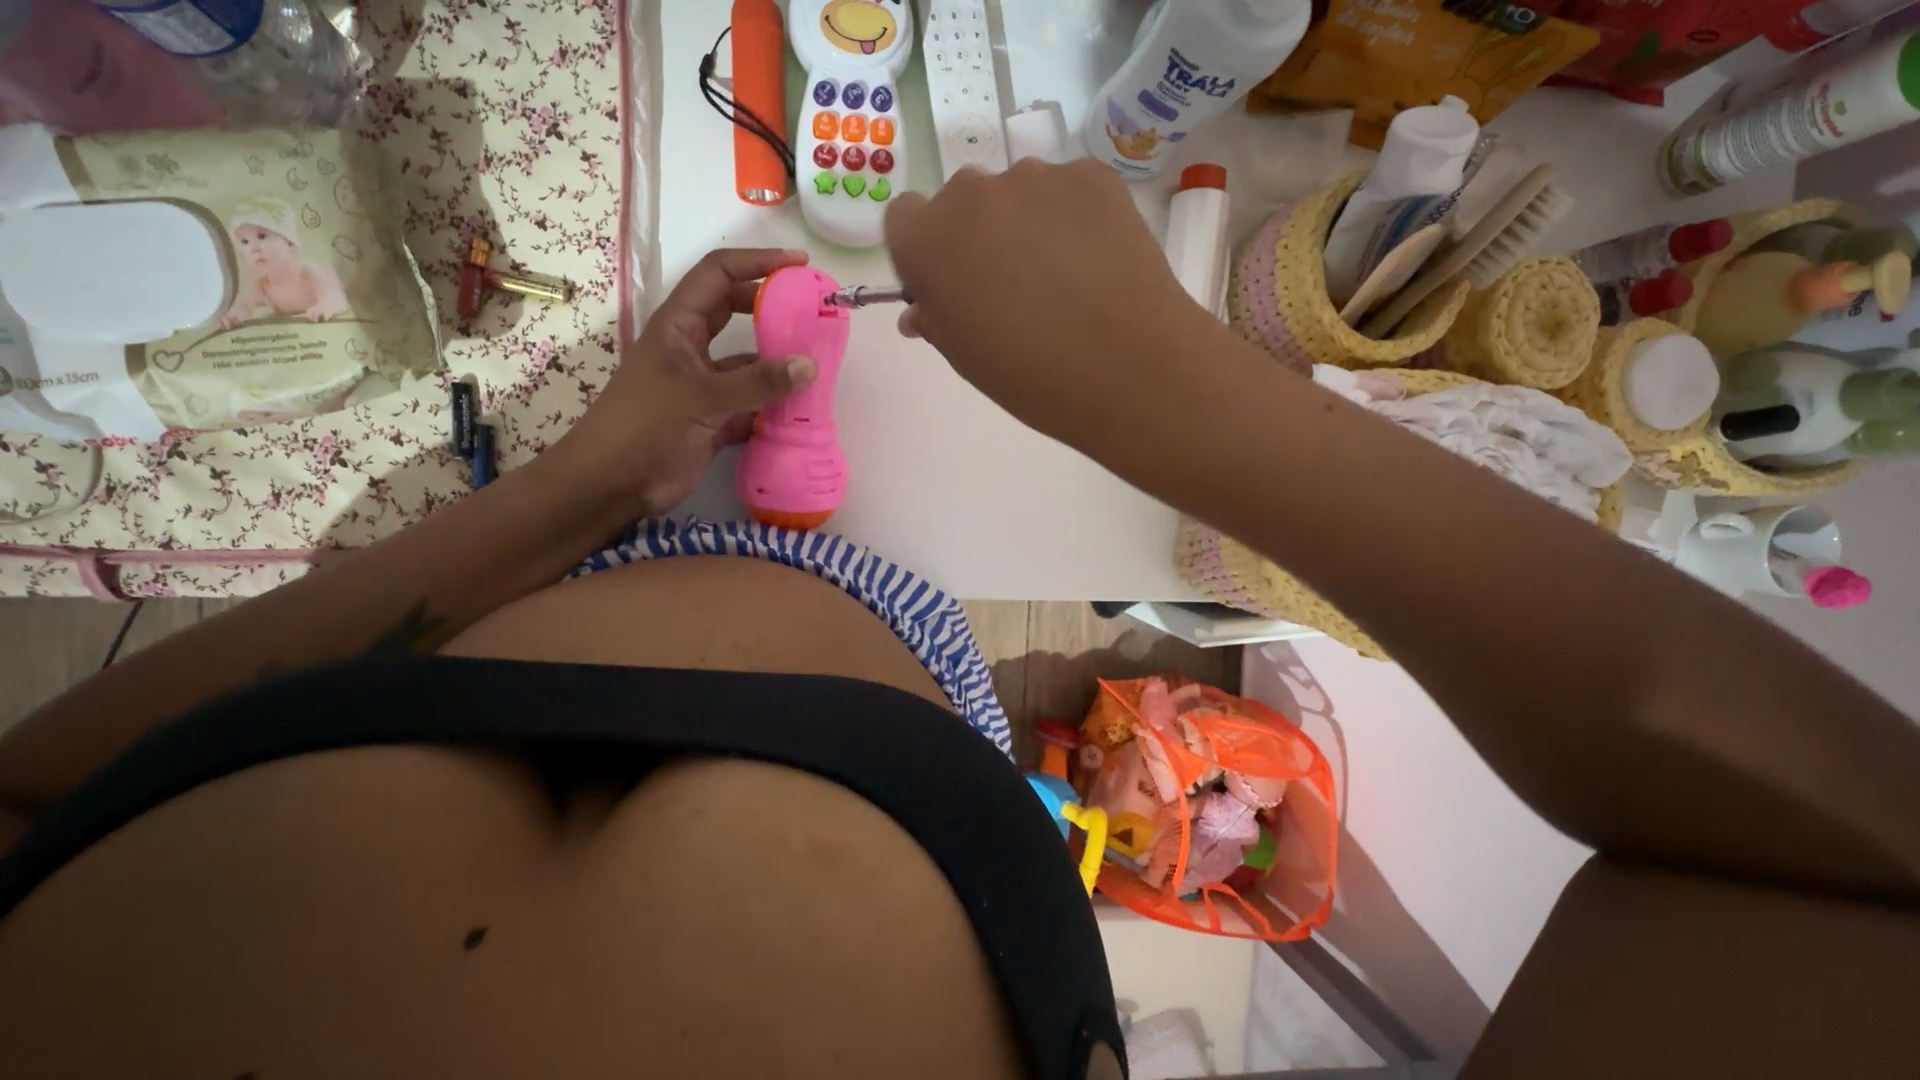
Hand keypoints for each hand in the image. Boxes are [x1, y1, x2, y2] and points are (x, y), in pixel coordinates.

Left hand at [551, 248, 816, 519]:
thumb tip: (809, 365)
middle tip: (812, 311)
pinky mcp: (712, 420)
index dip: (757, 262)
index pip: (718, 275)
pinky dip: (773, 406)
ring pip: (747, 362)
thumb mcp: (702, 398)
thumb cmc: (645, 427)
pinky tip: (801, 410)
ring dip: (778, 362)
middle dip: (772, 307)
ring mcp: (702, 385)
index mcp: (678, 325)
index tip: (798, 265)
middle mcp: (691, 348)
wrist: (612, 483)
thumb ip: (758, 382)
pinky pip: (751, 404)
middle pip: (735, 312)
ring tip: (818, 362)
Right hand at [884, 160, 1202, 437]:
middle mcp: (972, 194)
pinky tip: (1097, 261)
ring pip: (1018, 192)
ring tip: (1064, 275)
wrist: (1128, 367)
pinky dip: (1074, 216)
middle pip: (962, 202)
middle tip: (1012, 285)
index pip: (905, 219)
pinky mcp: (1090, 174)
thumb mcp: (967, 358)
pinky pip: (1068, 189)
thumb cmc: (1032, 376)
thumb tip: (923, 307)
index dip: (926, 250)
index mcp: (927, 242)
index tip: (950, 283)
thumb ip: (937, 318)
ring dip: (1027, 222)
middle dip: (978, 234)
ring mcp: (1034, 177)